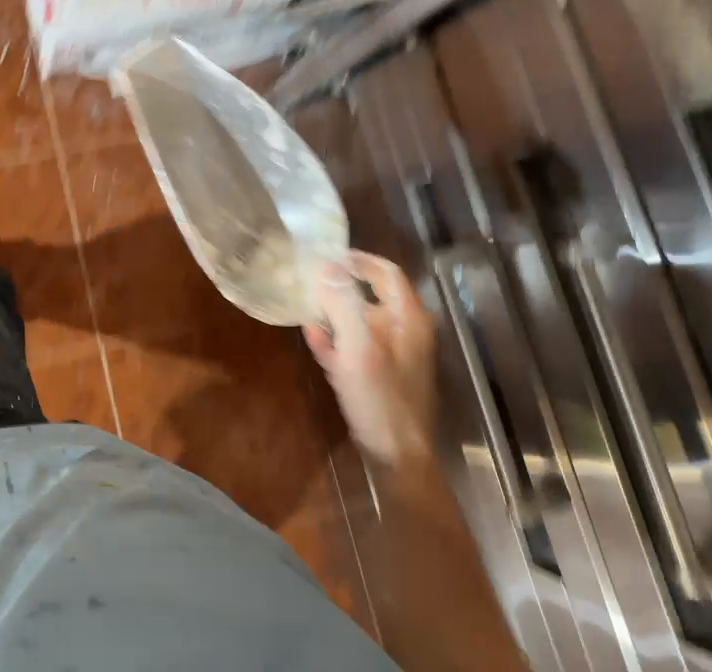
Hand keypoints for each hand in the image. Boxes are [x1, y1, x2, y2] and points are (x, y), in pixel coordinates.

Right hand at [303, 251, 437, 465]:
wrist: (397, 457)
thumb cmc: (381, 397)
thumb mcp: (357, 346)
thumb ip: (342, 303)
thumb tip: (325, 265)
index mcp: (408, 318)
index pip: (386, 272)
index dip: (358, 259)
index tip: (326, 255)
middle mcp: (404, 331)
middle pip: (370, 296)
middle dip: (338, 288)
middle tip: (306, 280)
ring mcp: (394, 355)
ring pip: (360, 322)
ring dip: (332, 314)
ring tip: (303, 308)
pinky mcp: (380, 377)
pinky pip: (356, 348)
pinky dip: (336, 341)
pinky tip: (314, 340)